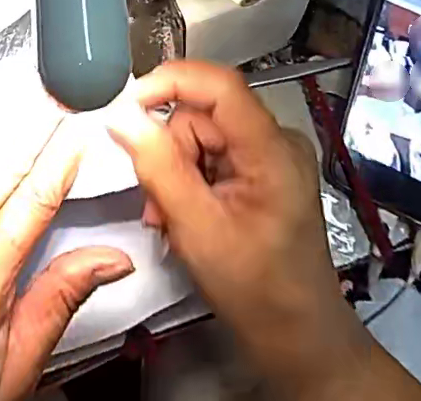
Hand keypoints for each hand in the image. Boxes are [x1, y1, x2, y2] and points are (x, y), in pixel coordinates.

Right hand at [107, 61, 420, 400]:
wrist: (299, 337)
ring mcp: (270, 152)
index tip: (128, 104)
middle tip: (155, 200)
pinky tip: (186, 211)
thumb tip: (121, 115)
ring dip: (174, 169)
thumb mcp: (197, 230)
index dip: (171, 82)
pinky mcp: (260, 166)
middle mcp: (276, 139)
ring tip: (171, 216)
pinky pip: (210, 150)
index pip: (220, 85)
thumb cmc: (255, 290)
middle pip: (202, 113)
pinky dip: (189, 176)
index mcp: (273, 150)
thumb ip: (158, 167)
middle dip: (168, 149)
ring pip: (199, 132)